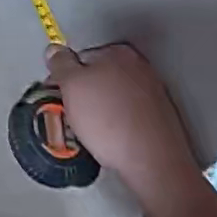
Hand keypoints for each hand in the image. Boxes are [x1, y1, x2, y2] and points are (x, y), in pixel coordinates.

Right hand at [46, 42, 202, 205]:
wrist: (153, 165)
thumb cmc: (111, 121)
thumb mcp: (70, 85)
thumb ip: (59, 62)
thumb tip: (55, 50)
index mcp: (118, 52)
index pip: (79, 56)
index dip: (64, 76)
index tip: (59, 93)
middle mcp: (140, 68)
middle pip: (98, 76)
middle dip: (83, 94)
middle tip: (72, 113)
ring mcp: (154, 95)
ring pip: (113, 98)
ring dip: (100, 111)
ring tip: (91, 131)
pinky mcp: (161, 122)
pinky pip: (128, 117)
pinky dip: (117, 126)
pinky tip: (111, 140)